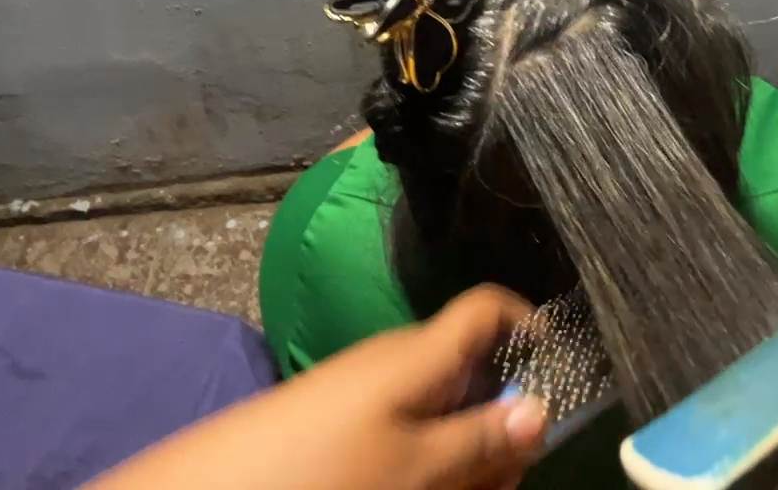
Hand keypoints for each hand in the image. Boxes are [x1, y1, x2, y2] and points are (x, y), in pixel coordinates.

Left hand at [88, 285, 548, 489]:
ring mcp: (376, 384)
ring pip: (447, 404)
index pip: (489, 306)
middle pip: (475, 367)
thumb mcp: (415, 468)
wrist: (222, 484)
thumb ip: (479, 439)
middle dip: (501, 420)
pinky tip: (431, 487)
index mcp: (424, 352)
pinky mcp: (354, 411)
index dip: (527, 323)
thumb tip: (541, 409)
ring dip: (469, 448)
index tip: (554, 368)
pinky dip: (434, 456)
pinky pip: (413, 422)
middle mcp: (404, 357)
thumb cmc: (328, 469)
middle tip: (505, 478)